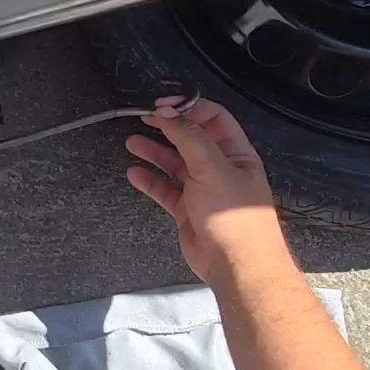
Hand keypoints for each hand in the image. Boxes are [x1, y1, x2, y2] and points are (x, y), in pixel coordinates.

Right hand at [125, 97, 293, 285]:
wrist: (235, 265)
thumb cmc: (237, 221)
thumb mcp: (213, 168)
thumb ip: (189, 137)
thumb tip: (169, 113)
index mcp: (235, 154)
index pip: (213, 118)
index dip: (188, 107)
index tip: (163, 105)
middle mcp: (219, 168)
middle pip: (190, 138)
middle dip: (167, 127)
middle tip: (144, 118)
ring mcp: (202, 188)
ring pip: (173, 162)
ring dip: (153, 151)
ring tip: (133, 142)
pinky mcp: (187, 208)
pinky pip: (164, 188)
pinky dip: (148, 179)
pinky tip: (135, 173)